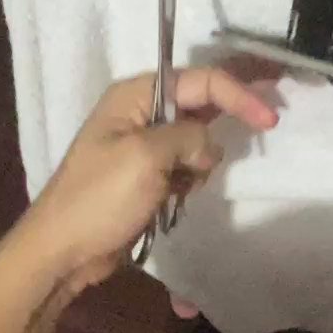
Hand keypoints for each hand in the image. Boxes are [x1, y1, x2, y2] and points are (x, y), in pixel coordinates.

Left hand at [20, 67, 278, 292]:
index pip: (200, 80)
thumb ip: (188, 136)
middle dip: (229, 114)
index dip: (238, 94)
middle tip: (267, 123)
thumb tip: (209, 146)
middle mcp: (140, 110)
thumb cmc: (98, 199)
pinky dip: (193, 175)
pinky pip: (186, 162)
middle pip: (201, 100)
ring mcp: (144, 143)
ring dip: (203, 157)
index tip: (270, 120)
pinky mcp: (148, 173)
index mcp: (134, 95)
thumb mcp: (145, 157)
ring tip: (186, 181)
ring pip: (198, 135)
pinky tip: (179, 194)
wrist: (61, 252)